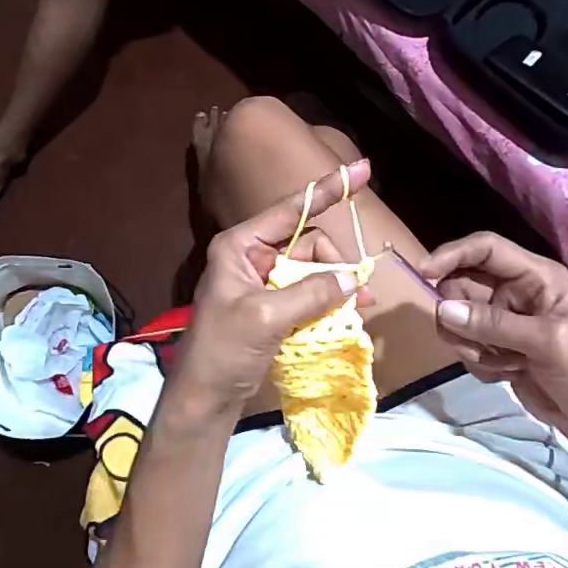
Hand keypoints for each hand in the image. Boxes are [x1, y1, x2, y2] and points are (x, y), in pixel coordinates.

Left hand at [171, 160, 375, 415]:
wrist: (205, 398)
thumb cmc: (223, 350)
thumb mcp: (266, 316)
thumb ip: (311, 292)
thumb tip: (353, 278)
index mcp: (239, 246)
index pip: (289, 211)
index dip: (327, 190)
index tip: (362, 170)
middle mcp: (252, 257)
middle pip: (308, 244)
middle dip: (334, 264)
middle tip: (354, 291)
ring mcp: (263, 283)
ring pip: (313, 271)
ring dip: (336, 286)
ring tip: (360, 305)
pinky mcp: (273, 307)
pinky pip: (309, 294)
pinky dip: (328, 302)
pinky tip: (349, 313)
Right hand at [420, 232, 567, 444]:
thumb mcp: (547, 343)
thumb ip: (494, 325)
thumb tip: (442, 310)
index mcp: (535, 276)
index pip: (485, 248)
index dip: (452, 254)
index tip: (424, 273)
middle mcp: (514, 292)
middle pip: (461, 285)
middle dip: (462, 317)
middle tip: (482, 344)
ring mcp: (503, 321)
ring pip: (457, 319)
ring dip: (472, 345)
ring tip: (505, 362)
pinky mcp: (495, 348)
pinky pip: (464, 346)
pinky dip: (478, 362)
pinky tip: (508, 373)